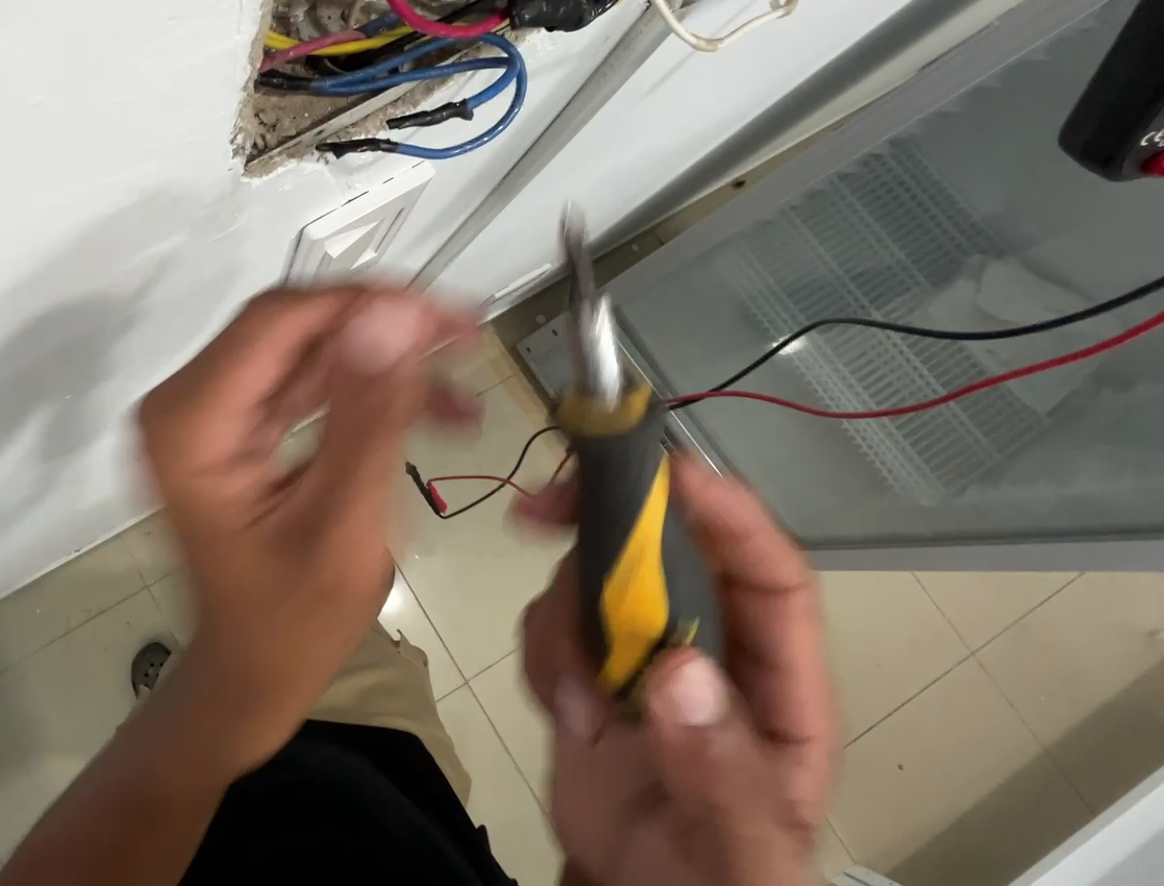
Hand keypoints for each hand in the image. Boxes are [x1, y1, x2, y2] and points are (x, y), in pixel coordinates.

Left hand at [137, 286, 474, 773]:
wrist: (253, 671)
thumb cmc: (293, 622)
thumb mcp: (344, 523)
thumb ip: (369, 416)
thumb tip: (393, 316)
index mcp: (191, 424)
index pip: (275, 323)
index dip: (361, 304)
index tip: (441, 313)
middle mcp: (187, 403)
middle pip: (290, 329)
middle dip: (381, 325)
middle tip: (462, 331)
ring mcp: (210, 412)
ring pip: (306, 350)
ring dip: (382, 356)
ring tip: (461, 370)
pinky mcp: (237, 425)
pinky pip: (306, 385)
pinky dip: (365, 389)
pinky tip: (433, 405)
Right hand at [515, 457, 838, 885]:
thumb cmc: (708, 885)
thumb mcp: (738, 856)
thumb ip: (722, 777)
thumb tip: (679, 672)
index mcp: (777, 685)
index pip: (770, 576)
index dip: (728, 513)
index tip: (668, 473)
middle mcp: (709, 649)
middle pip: (666, 550)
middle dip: (607, 521)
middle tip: (543, 505)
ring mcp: (642, 653)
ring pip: (596, 576)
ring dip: (565, 611)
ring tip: (568, 690)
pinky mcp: (587, 665)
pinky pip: (553, 617)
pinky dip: (540, 647)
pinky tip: (558, 703)